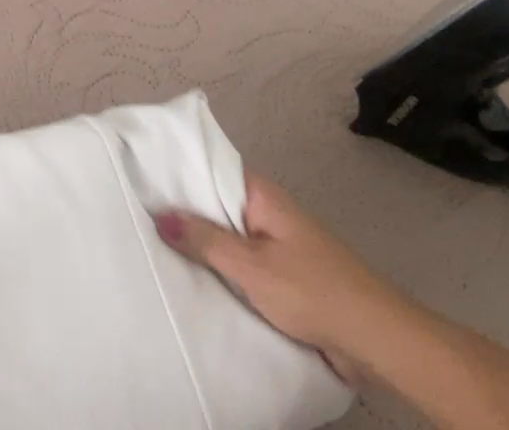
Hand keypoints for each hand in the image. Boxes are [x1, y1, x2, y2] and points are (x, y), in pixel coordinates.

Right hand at [153, 173, 402, 375]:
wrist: (375, 338)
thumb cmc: (312, 291)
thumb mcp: (252, 266)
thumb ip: (205, 240)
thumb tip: (160, 214)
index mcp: (264, 196)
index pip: (212, 169)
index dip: (178, 171)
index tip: (139, 176)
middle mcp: (268, 212)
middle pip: (217, 202)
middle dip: (182, 210)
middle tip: (133, 213)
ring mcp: (277, 243)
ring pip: (227, 234)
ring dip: (199, 242)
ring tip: (149, 243)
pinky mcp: (282, 273)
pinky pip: (240, 261)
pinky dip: (218, 266)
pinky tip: (188, 275)